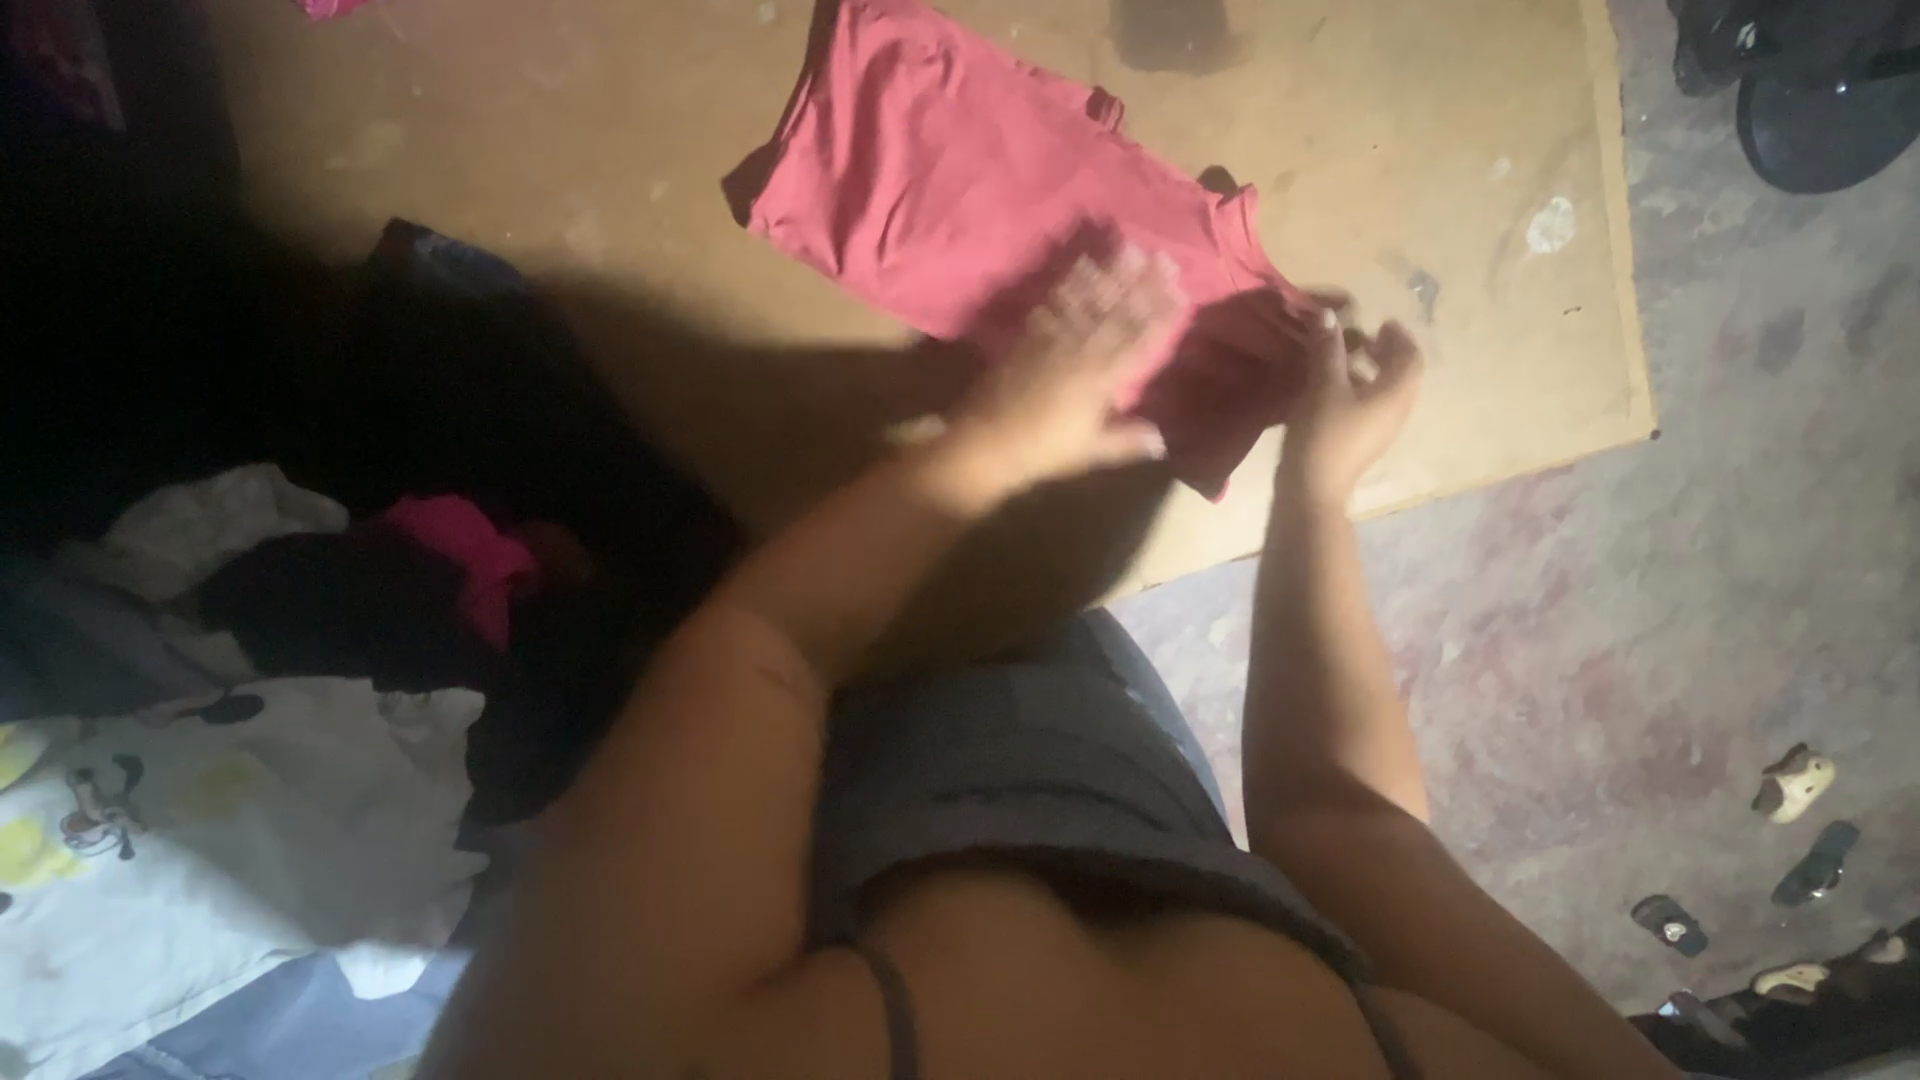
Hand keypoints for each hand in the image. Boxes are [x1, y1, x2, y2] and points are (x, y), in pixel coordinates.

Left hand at [943, 246, 1185, 492]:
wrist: (987, 441)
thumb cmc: (1041, 451)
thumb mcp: (1088, 451)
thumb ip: (1125, 441)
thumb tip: (1161, 441)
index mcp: (1100, 379)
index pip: (1138, 340)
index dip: (1161, 315)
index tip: (1180, 290)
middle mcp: (1080, 352)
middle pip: (1116, 313)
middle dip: (1141, 284)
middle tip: (1161, 256)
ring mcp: (1052, 341)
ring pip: (1086, 302)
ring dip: (1109, 274)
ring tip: (1126, 248)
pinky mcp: (1028, 338)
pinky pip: (1053, 305)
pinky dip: (1069, 285)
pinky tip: (1080, 267)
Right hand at [1279, 292, 1423, 509]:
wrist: (1312, 487)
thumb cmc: (1323, 433)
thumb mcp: (1324, 386)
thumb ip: (1328, 349)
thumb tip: (1328, 314)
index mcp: (1396, 393)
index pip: (1411, 357)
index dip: (1399, 336)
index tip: (1381, 323)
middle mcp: (1397, 411)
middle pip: (1402, 375)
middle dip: (1386, 353)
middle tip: (1363, 338)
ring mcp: (1382, 430)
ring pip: (1387, 392)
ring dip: (1372, 372)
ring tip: (1346, 362)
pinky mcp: (1363, 443)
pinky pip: (1372, 408)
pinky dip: (1361, 390)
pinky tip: (1335, 391)